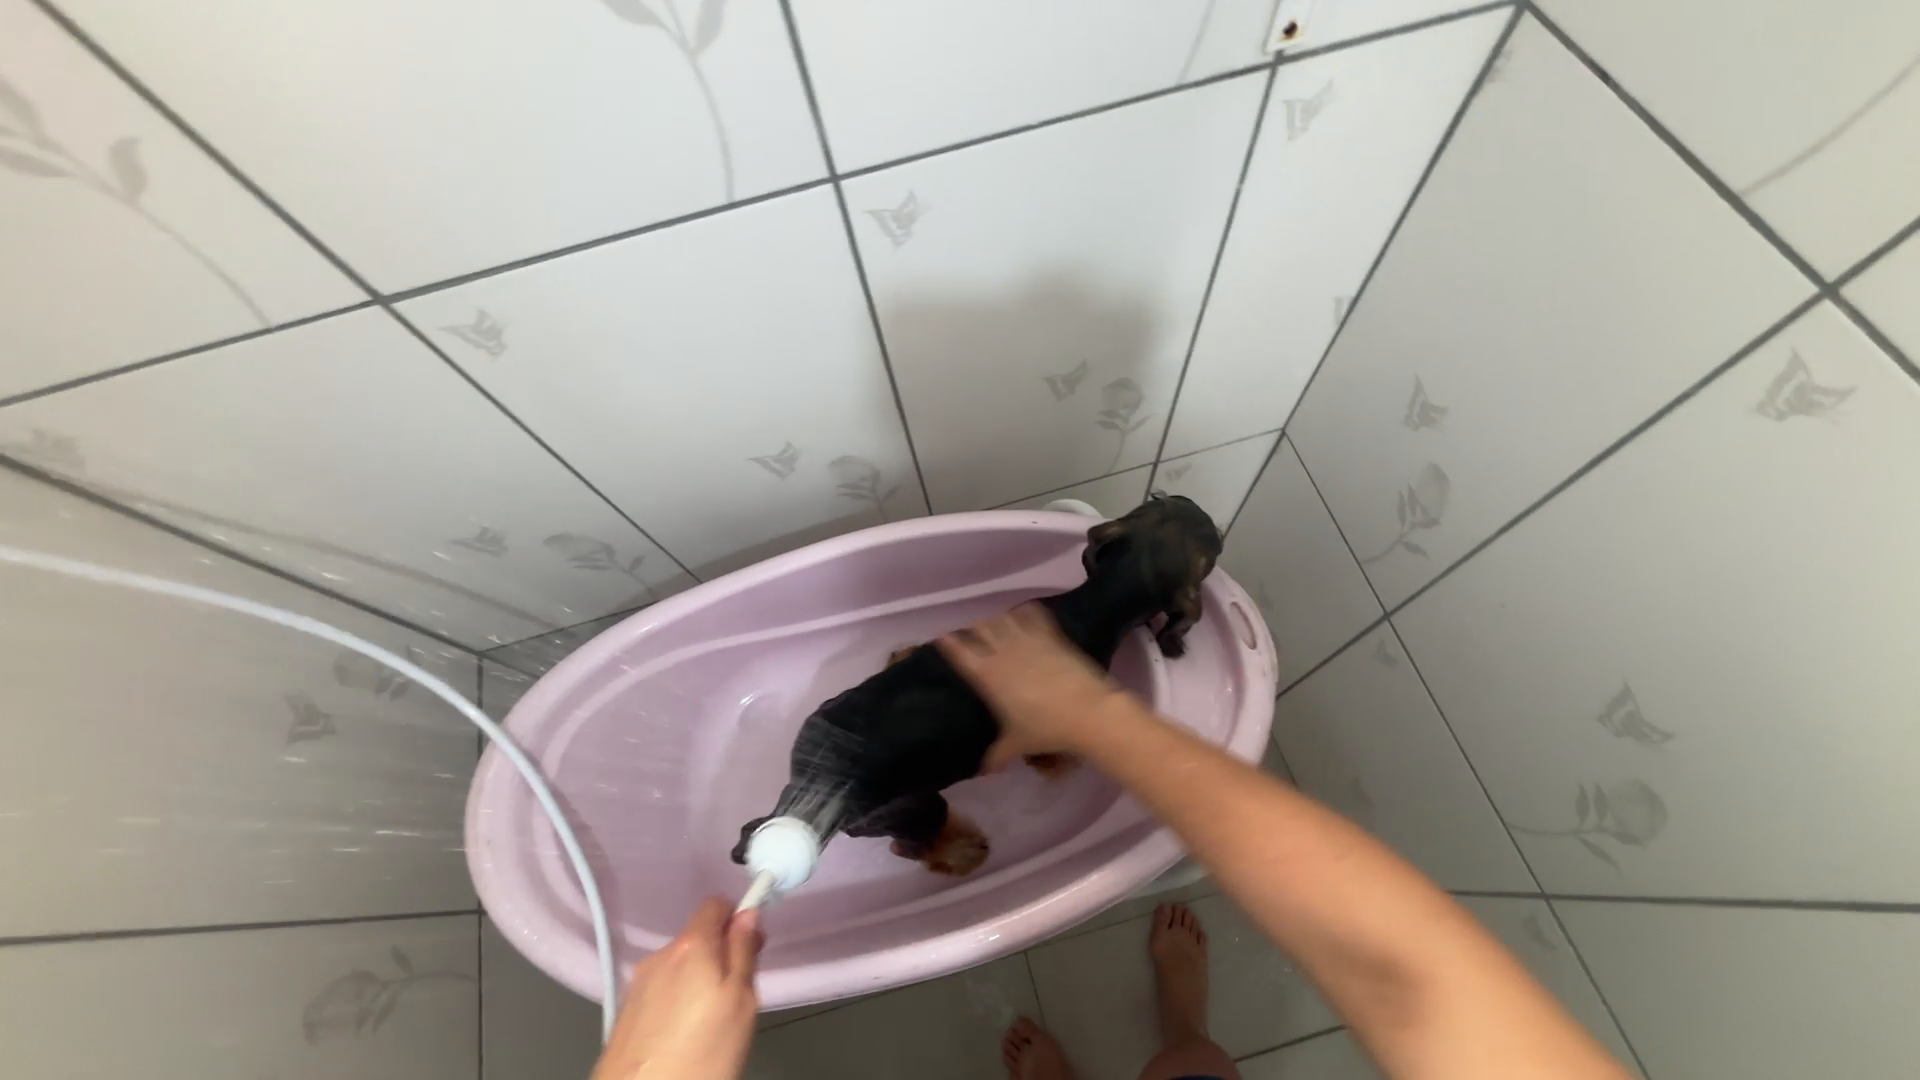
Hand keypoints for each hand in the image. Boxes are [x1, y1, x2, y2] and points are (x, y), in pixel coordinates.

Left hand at [590, 898, 761, 1079]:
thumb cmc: (702, 1055)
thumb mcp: (741, 1003)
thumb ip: (744, 952)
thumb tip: (747, 914)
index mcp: (691, 946)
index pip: (715, 904)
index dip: (737, 918)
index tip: (752, 947)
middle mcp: (660, 956)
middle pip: (698, 938)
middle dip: (719, 956)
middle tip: (735, 997)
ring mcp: (638, 985)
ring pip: (679, 968)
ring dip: (697, 982)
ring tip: (707, 1026)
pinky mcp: (624, 1014)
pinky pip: (661, 992)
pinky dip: (676, 1004)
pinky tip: (681, 1039)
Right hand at [937, 603, 1128, 769]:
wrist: (1088, 712)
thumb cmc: (1047, 729)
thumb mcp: (1018, 743)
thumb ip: (998, 753)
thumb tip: (985, 769)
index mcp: (987, 675)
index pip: (959, 652)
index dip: (947, 643)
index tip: (941, 639)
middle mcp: (1002, 651)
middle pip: (979, 628)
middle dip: (973, 630)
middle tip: (972, 636)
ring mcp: (1027, 639)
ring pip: (1002, 618)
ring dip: (996, 620)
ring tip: (996, 626)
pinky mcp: (1051, 635)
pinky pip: (1032, 614)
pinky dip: (1024, 612)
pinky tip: (1023, 613)